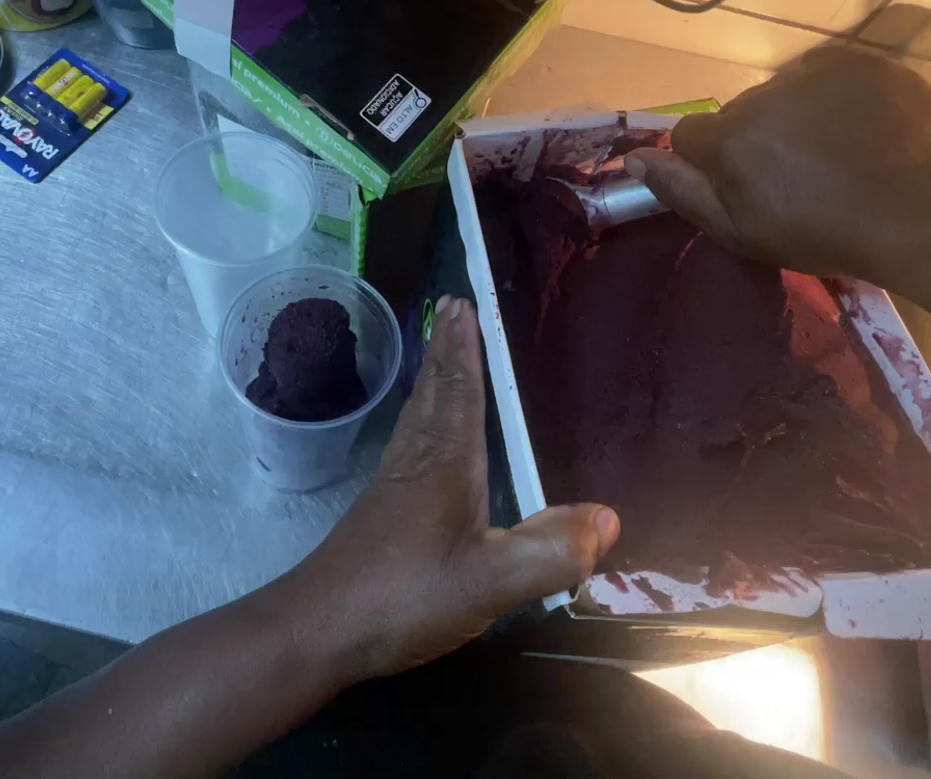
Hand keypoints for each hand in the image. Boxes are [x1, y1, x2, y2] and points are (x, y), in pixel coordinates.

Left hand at [275, 296, 618, 684]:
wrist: (322, 626)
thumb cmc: (405, 596)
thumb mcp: (488, 583)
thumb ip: (549, 553)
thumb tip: (608, 516)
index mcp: (446, 463)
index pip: (460, 391)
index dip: (465, 348)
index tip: (465, 304)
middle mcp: (418, 458)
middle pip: (435, 389)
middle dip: (446, 347)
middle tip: (451, 306)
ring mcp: (394, 480)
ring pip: (418, 410)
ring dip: (432, 374)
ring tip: (440, 352)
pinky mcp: (382, 504)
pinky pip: (408, 436)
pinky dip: (421, 411)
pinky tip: (421, 429)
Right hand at [626, 47, 930, 281]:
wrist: (930, 213)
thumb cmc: (827, 234)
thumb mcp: (742, 232)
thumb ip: (683, 193)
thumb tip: (633, 160)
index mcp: (729, 139)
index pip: (687, 136)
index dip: (708, 163)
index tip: (741, 186)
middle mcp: (761, 95)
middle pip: (734, 114)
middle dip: (750, 139)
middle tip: (792, 176)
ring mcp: (814, 73)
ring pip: (776, 92)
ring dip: (787, 116)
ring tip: (829, 150)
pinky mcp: (859, 61)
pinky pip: (820, 72)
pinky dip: (825, 94)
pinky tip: (852, 124)